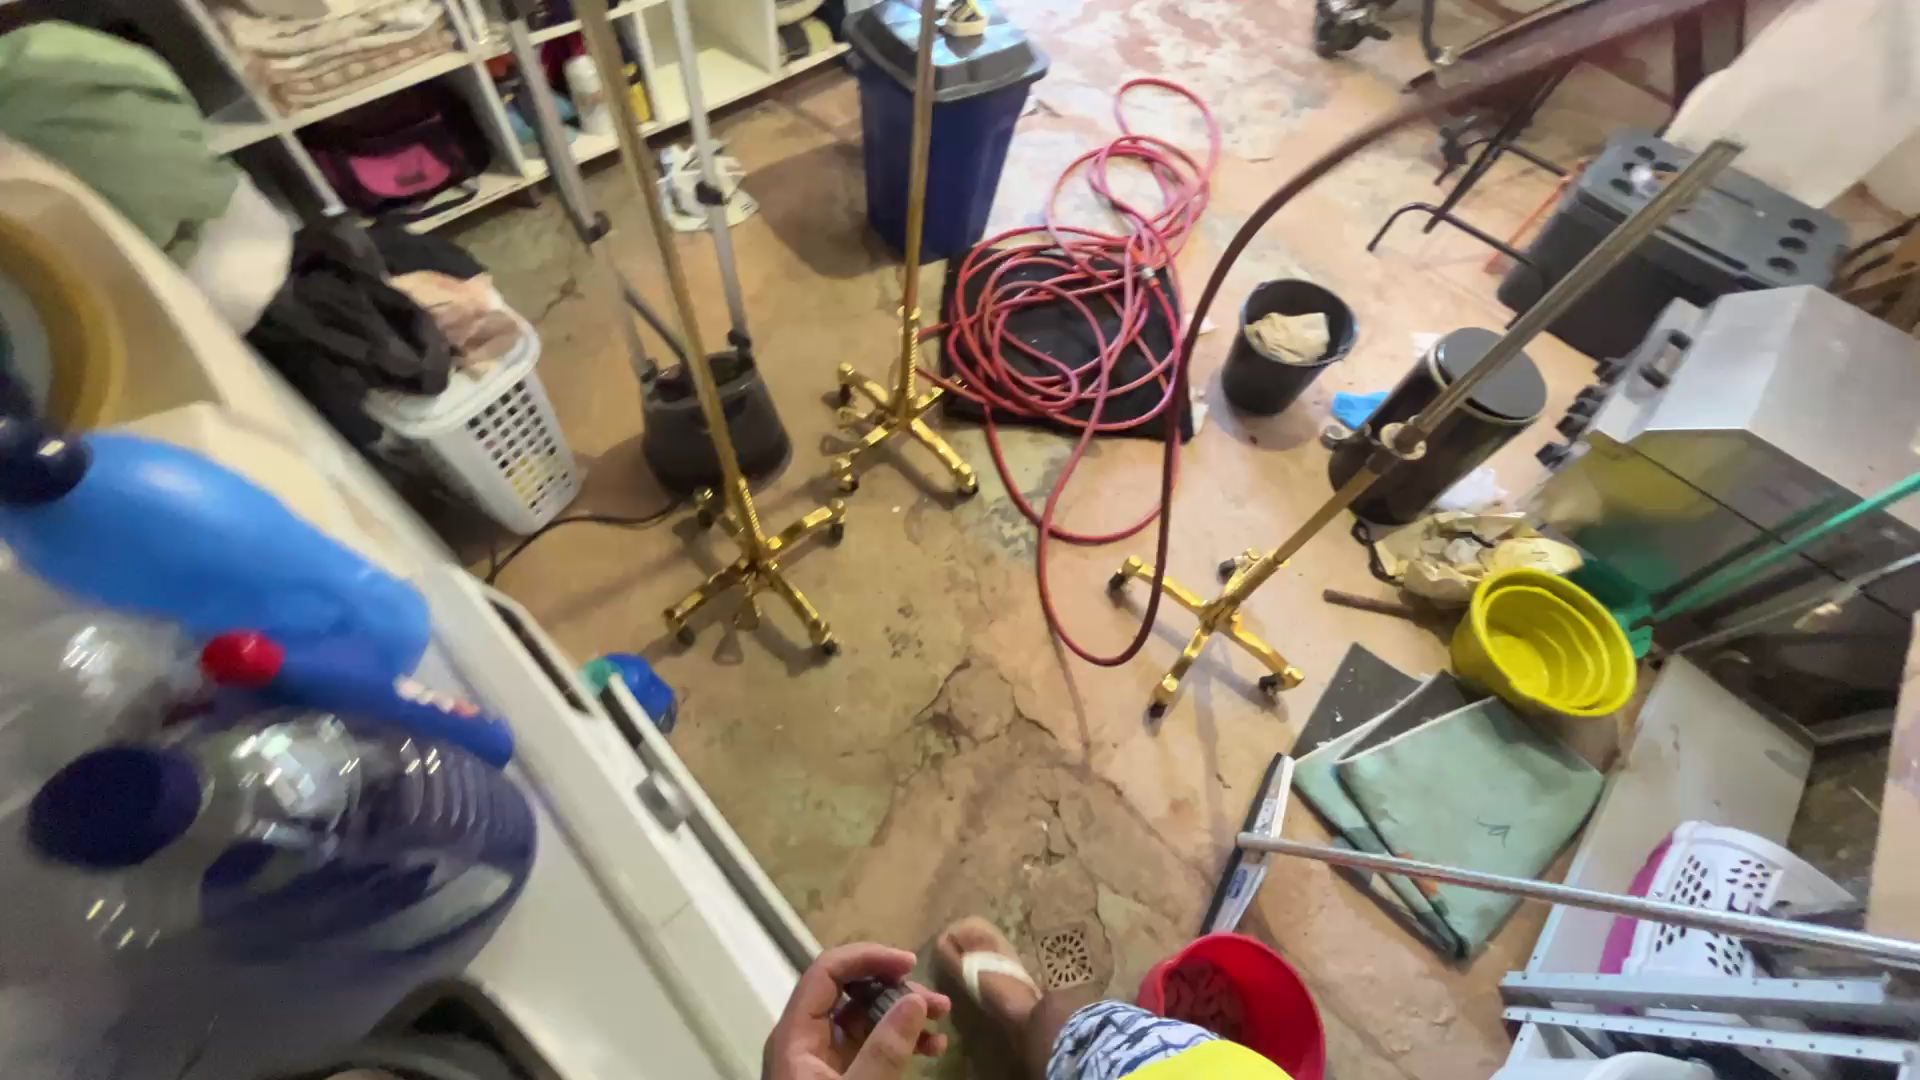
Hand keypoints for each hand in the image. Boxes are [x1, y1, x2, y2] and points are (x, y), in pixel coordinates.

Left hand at [763, 943, 951, 1079]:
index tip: (909, 964)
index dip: (868, 958)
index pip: (827, 972)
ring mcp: (824, 1060)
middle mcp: (806, 1040)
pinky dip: (901, 1040)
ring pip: (865, 1016)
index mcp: (795, 1036)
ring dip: (905, 1012)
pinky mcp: (842, 1078)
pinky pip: (872, 1044)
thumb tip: (914, 999)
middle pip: (850, 990)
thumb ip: (883, 1051)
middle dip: (895, 987)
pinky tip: (932, 1048)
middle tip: (935, 1000)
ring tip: (942, 1020)